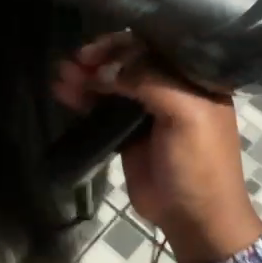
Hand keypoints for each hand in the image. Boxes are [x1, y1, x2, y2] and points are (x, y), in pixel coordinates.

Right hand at [55, 35, 261, 262]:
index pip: (157, 46)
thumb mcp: (185, 115)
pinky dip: (83, 96)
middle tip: (76, 61)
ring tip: (62, 76)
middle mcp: (172, 88)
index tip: (97, 50)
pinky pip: (102, 105)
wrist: (192, 218)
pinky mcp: (127, 131)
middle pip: (130, 62)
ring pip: (113, 82)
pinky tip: (63, 91)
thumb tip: (106, 69)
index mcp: (195, 80)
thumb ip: (149, 82)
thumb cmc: (199, 164)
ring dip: (87, 76)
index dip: (125, 44)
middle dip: (101, 59)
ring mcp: (147, 110)